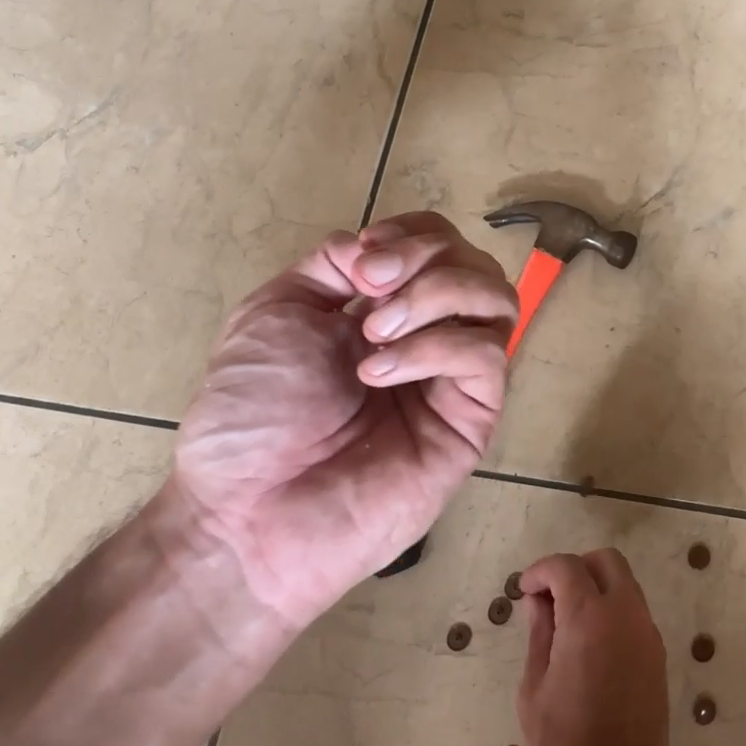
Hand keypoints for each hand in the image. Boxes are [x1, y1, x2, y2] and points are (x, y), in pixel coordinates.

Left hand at [166, 211, 516, 627]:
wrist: (248, 510)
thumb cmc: (253, 416)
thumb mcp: (276, 312)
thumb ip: (330, 265)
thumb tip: (377, 247)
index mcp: (387, 309)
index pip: (440, 246)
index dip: (414, 235)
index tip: (363, 263)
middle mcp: (431, 334)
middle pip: (476, 264)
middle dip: (425, 258)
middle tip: (371, 288)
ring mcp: (455, 377)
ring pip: (497, 302)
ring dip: (439, 294)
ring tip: (376, 332)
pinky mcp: (473, 417)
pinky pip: (485, 356)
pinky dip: (434, 347)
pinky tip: (379, 372)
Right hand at [517, 549, 670, 745]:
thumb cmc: (562, 740)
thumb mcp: (535, 687)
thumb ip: (540, 633)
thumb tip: (539, 601)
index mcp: (590, 617)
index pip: (568, 567)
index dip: (542, 570)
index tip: (525, 589)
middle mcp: (626, 613)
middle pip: (607, 561)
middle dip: (577, 567)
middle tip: (550, 595)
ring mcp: (648, 631)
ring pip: (626, 584)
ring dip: (598, 587)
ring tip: (568, 620)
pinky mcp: (658, 652)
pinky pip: (636, 612)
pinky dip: (614, 610)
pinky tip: (591, 640)